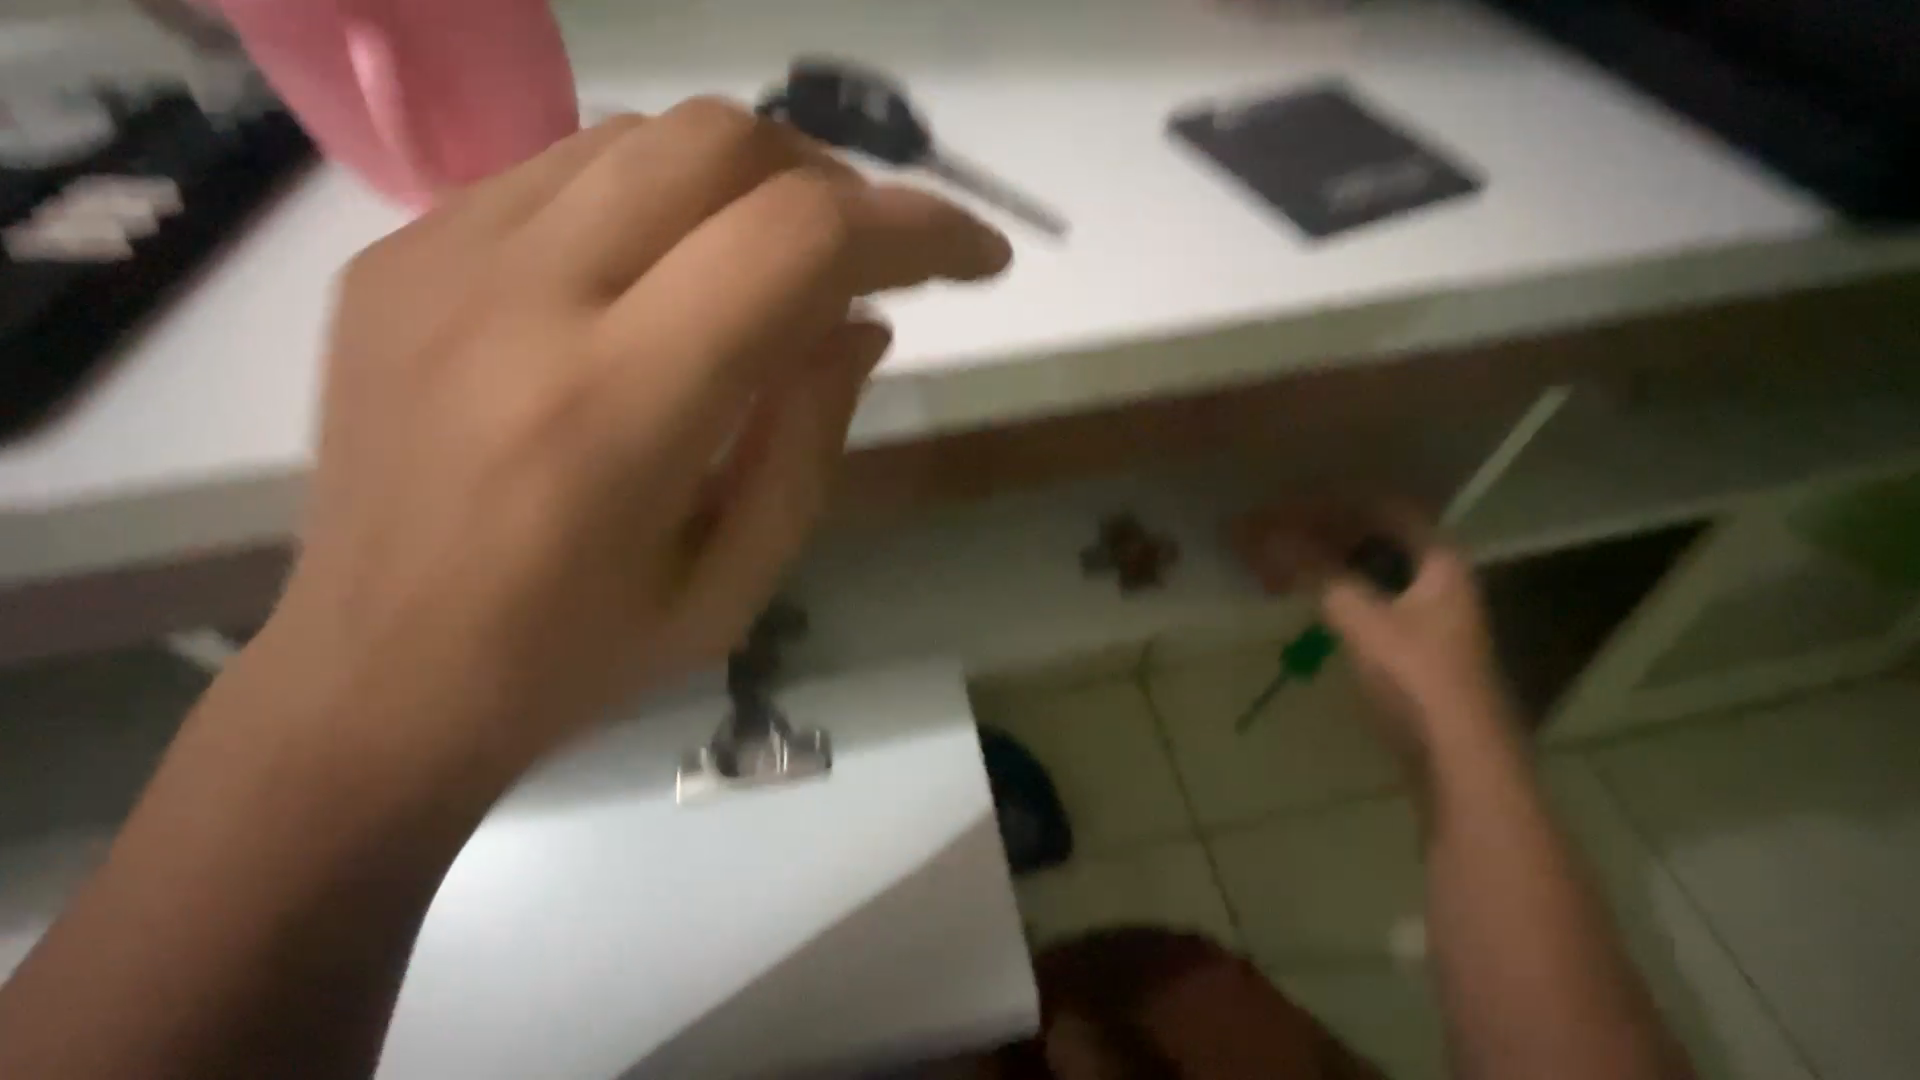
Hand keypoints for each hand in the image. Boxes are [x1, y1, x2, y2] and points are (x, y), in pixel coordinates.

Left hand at [267, 100, 1010, 770]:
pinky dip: (653, 199)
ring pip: (641, 137)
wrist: (376, 679)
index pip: (798, 244)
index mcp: (617, 409)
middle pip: (720, 145)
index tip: (978, 258)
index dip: (917, 229)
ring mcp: (440, 259)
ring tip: (775, 264)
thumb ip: (810, 437)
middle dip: (832, 184)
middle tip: (869, 256)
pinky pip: (561, 172)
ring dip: (746, 183)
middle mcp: (520, 299)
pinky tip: (665, 275)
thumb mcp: (735, 583)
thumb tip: (864, 320)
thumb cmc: (578, 658)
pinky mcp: (398, 253)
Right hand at [1234, 505, 1516, 763]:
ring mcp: (1424, 610)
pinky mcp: (1407, 642)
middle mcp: (1436, 577)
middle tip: (1272, 536)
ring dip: (1320, 562)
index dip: (1334, 503)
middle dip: (1320, 533)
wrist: (1458, 754)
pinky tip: (1298, 596)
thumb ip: (1317, 574)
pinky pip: (1362, 598)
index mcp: (1439, 561)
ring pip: (1365, 569)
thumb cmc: (1419, 678)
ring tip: (1275, 565)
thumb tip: (1266, 535)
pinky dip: (1328, 590)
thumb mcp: (1365, 620)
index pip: (1384, 509)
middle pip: (1373, 538)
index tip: (1287, 507)